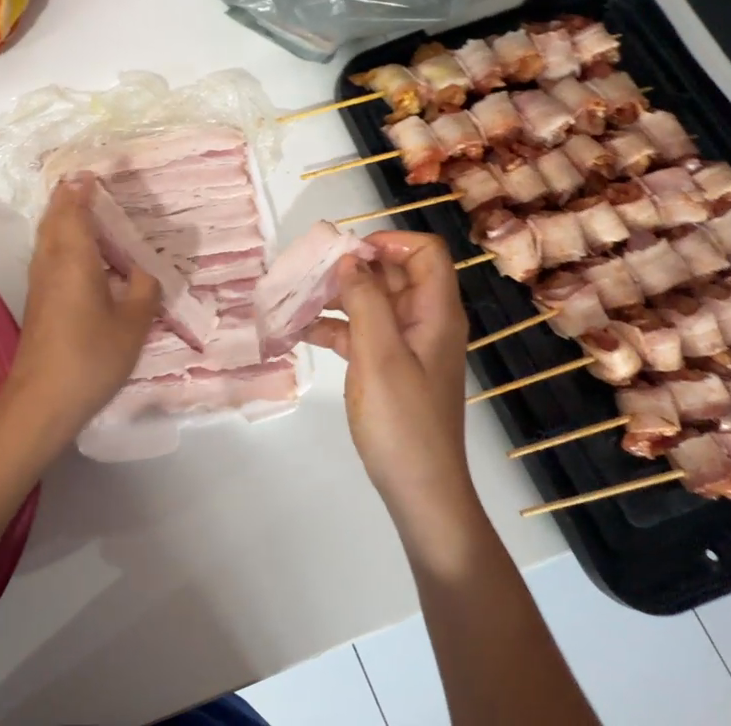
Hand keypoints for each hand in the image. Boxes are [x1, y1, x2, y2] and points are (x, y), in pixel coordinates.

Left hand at [7, 175, 160, 429]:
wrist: (42, 398)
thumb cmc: (91, 357)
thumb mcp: (133, 325)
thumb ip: (144, 292)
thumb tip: (146, 271)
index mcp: (74, 258)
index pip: (74, 211)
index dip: (82, 190)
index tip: (92, 174)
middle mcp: (50, 262)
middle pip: (54, 220)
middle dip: (67, 199)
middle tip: (85, 185)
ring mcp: (39, 283)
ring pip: (46, 238)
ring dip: (60, 220)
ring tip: (82, 212)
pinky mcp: (37, 303)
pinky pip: (47, 256)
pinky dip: (59, 242)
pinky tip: (78, 256)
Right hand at [302, 231, 477, 537]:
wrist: (419, 488)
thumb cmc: (402, 421)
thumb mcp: (379, 355)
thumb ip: (365, 301)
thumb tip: (348, 259)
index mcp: (435, 313)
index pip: (424, 252)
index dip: (387, 242)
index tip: (344, 254)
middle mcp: (425, 322)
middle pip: (394, 274)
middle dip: (351, 268)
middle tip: (307, 274)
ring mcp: (407, 346)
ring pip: (373, 302)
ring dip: (336, 297)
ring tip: (294, 300)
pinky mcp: (389, 367)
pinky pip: (362, 332)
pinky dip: (334, 327)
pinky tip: (300, 332)